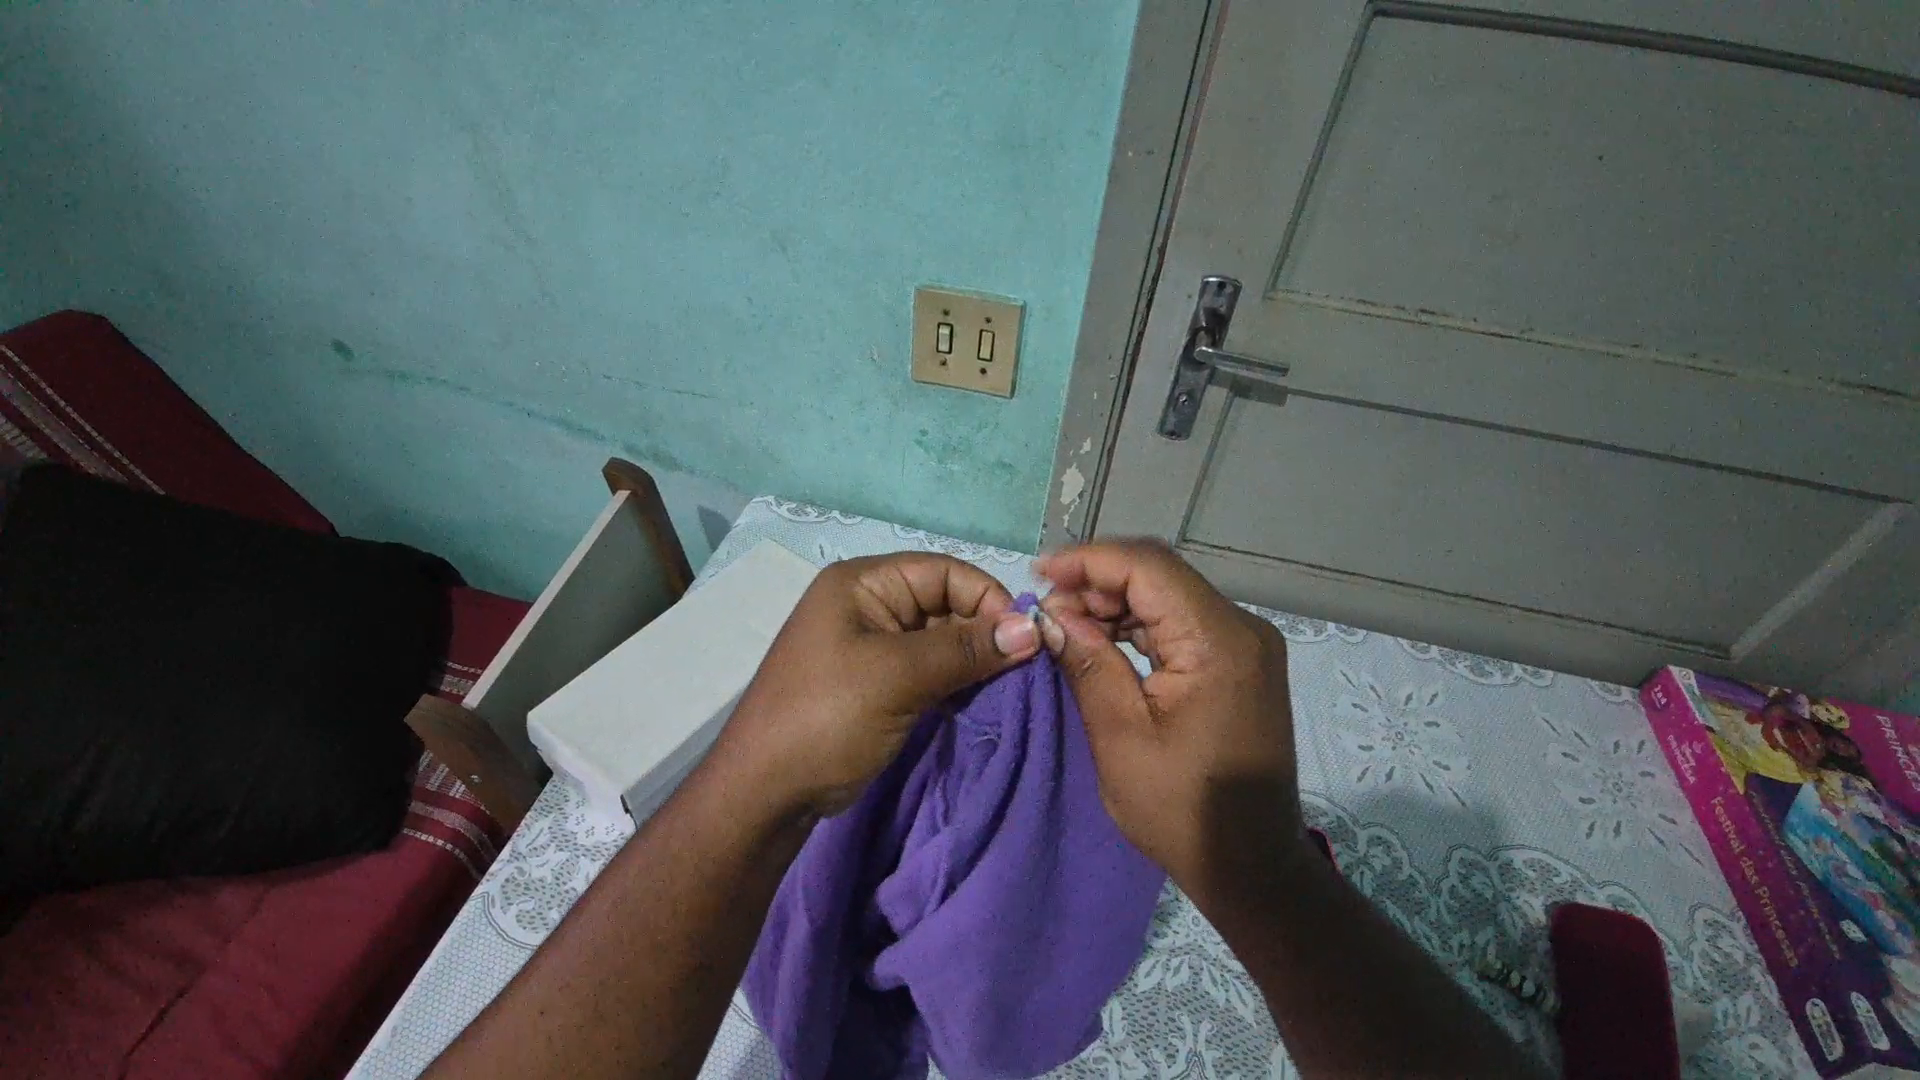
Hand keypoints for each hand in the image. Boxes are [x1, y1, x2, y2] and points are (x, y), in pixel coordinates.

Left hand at [712, 552, 1039, 818]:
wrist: (766, 792)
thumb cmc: (826, 717)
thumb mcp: (898, 676)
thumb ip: (966, 649)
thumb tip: (1032, 628)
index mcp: (863, 583)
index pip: (944, 571)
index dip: (988, 598)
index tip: (1024, 638)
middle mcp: (869, 605)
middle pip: (945, 602)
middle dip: (984, 631)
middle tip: (1022, 668)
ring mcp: (873, 646)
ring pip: (942, 639)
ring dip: (974, 660)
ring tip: (1006, 687)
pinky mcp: (880, 683)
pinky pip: (931, 669)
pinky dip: (957, 682)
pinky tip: (979, 701)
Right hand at [1036, 540, 1303, 893]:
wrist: (1252, 864)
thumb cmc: (1183, 809)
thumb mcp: (1121, 736)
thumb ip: (1088, 663)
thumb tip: (1052, 614)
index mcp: (1218, 642)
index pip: (1148, 568)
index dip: (1089, 561)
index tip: (1039, 574)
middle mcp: (1242, 629)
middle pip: (1161, 575)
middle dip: (1099, 582)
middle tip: (1048, 609)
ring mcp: (1247, 645)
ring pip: (1170, 595)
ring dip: (1116, 602)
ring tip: (1066, 624)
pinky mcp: (1241, 662)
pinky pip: (1183, 622)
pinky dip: (1140, 624)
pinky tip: (1103, 640)